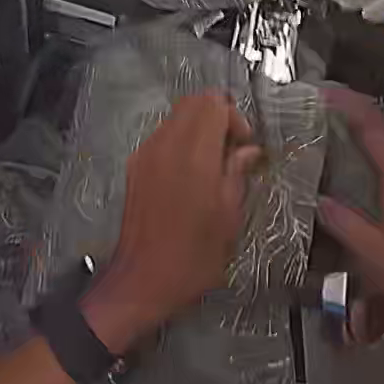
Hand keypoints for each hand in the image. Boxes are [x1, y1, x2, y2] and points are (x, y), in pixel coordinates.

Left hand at [82, 92, 262, 352]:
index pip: (214, 104)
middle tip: (232, 147)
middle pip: (193, 102)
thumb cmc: (194, 256)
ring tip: (212, 161)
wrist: (142, 281)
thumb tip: (248, 151)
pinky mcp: (134, 166)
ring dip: (199, 126)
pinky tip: (190, 173)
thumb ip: (238, 173)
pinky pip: (163, 134)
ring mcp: (146, 153)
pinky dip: (181, 139)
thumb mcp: (229, 217)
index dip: (235, 118)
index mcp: (194, 156)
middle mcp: (166, 145)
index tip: (244, 147)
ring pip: (176, 115)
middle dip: (218, 115)